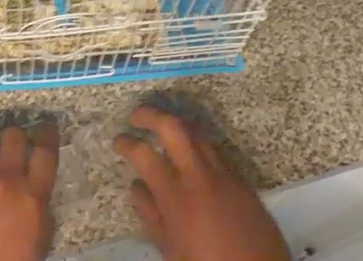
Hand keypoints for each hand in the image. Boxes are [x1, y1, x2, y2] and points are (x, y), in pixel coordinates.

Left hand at [0, 123, 58, 260]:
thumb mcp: (39, 240)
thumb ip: (40, 208)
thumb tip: (36, 188)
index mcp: (32, 196)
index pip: (46, 152)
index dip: (48, 135)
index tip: (47, 128)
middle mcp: (6, 178)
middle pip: (14, 136)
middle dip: (15, 138)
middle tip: (12, 147)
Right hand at [113, 107, 289, 260]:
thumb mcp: (170, 250)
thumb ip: (151, 215)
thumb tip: (137, 186)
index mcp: (176, 196)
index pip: (143, 153)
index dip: (125, 142)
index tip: (118, 141)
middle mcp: (200, 177)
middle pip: (173, 127)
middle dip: (150, 114)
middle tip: (136, 116)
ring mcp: (225, 176)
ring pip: (198, 133)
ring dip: (177, 126)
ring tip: (164, 131)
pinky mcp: (244, 183)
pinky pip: (217, 154)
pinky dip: (199, 149)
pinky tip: (194, 161)